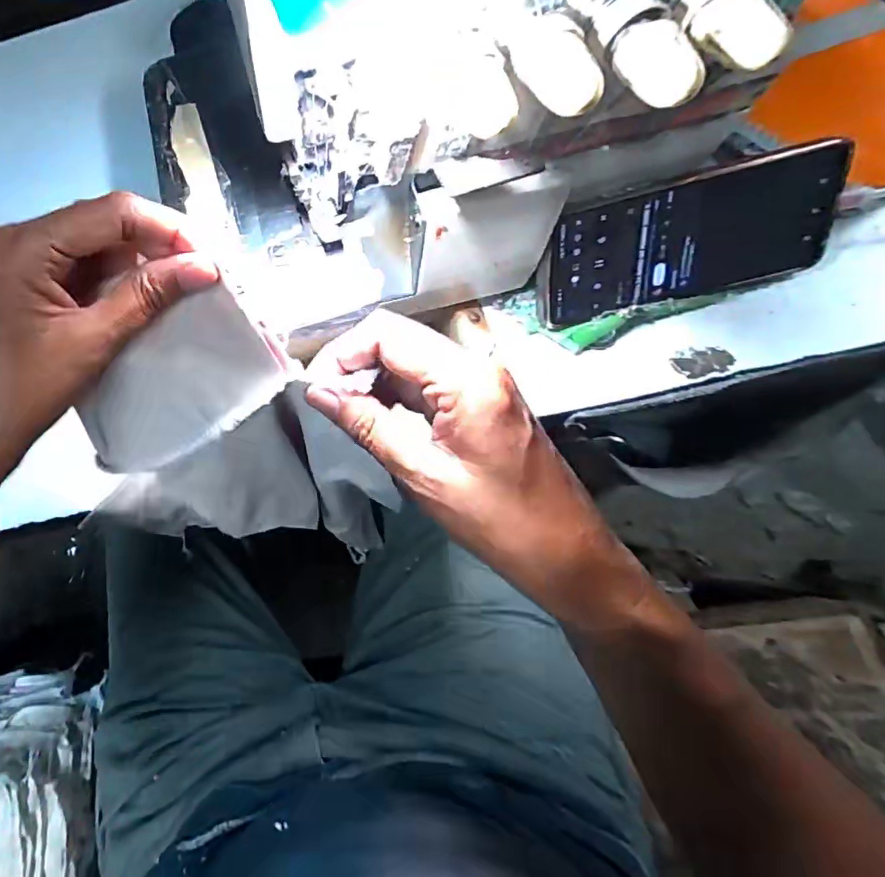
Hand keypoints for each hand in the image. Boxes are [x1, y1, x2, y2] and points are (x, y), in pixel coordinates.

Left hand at [0, 193, 218, 497]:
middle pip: (97, 221)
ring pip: (87, 242)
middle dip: (150, 243)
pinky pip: (70, 264)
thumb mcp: (92, 341)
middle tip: (196, 270)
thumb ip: (147, 295)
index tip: (205, 256)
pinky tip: (134, 295)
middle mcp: (13, 237)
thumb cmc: (23, 393)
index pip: (110, 212)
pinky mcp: (14, 280)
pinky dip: (104, 277)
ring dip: (129, 261)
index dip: (165, 228)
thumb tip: (204, 265)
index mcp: (24, 244)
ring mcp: (11, 258)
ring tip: (173, 285)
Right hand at [304, 310, 645, 623]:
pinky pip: (424, 378)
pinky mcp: (479, 396)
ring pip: (407, 356)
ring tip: (344, 411)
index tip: (318, 387)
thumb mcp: (422, 473)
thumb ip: (367, 424)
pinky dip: (393, 391)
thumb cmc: (499, 520)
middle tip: (325, 400)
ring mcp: (480, 379)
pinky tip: (374, 416)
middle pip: (396, 337)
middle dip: (352, 363)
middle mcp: (476, 365)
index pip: (387, 333)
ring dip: (370, 377)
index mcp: (466, 378)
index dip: (343, 353)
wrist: (566, 551)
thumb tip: (318, 392)